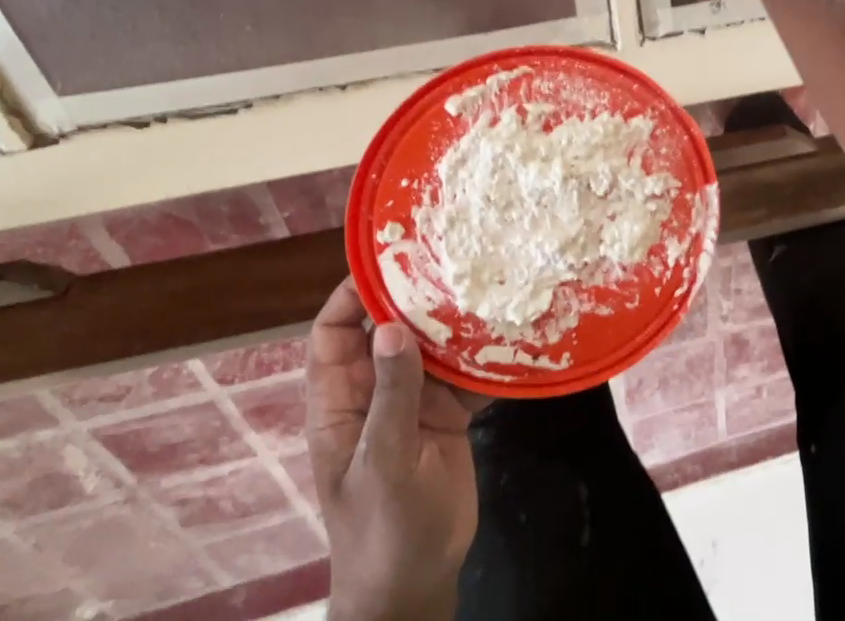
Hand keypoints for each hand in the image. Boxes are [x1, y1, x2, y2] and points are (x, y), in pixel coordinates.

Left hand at [307, 279, 485, 620]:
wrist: (415, 583)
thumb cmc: (384, 528)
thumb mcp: (385, 461)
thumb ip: (392, 396)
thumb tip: (393, 326)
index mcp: (341, 402)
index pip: (335, 334)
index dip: (352, 296)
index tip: (389, 262)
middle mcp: (376, 393)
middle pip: (388, 332)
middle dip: (415, 299)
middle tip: (454, 263)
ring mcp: (414, 405)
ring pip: (431, 350)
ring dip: (455, 325)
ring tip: (488, 288)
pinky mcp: (448, 418)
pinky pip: (465, 377)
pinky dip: (484, 358)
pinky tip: (510, 335)